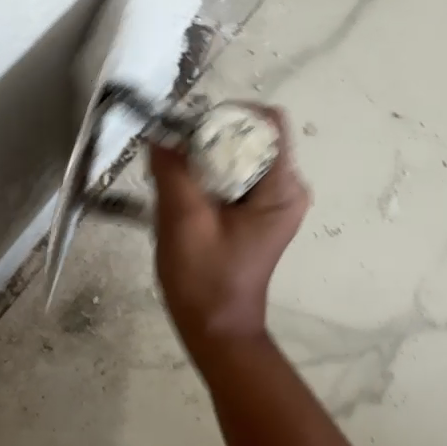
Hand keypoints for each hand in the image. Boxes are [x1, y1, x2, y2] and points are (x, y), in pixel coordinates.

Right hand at [150, 104, 308, 357]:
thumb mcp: (183, 219)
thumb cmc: (205, 278)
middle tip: (177, 163)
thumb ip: (172, 170)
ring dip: (205, 157)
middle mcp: (287, 187)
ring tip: (178, 182)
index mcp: (282, 188)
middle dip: (210, 139)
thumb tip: (159, 135)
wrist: (216, 328)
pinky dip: (208, 173)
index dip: (227, 117)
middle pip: (251, 134)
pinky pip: (234, 171)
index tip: (192, 135)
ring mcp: (274, 198)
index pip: (266, 122)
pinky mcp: (259, 209)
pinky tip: (186, 195)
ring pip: (239, 151)